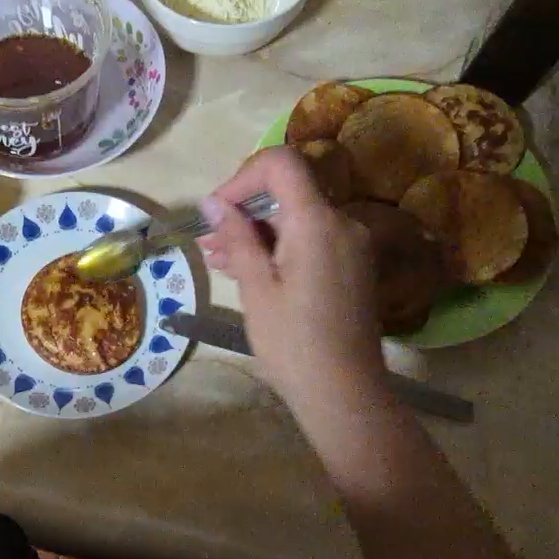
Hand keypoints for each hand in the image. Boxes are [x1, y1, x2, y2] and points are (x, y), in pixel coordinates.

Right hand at [198, 146, 385, 410]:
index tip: (216, 210)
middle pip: (288, 191)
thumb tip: (213, 203)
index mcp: (317, 223)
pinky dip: (277, 247)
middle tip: (208, 241)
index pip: (281, 165)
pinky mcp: (350, 266)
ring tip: (217, 258)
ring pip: (296, 218)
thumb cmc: (293, 343)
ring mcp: (350, 245)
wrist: (344, 393)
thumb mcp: (256, 289)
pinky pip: (309, 240)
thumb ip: (237, 238)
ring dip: (256, 231)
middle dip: (243, 209)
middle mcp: (341, 223)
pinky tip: (246, 270)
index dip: (242, 177)